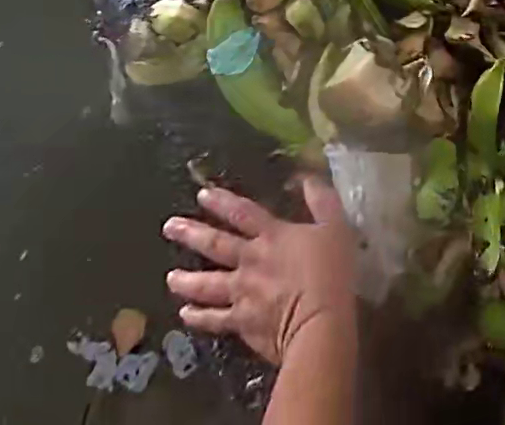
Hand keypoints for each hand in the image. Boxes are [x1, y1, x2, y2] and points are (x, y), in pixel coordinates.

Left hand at [163, 178, 356, 365]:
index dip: (222, 201)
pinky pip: (216, 319)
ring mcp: (243, 292)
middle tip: (169, 227)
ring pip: (208, 283)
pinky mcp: (242, 322)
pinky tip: (185, 314)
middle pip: (216, 244)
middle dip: (192, 233)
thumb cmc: (331, 272)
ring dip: (187, 279)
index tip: (202, 194)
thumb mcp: (335, 227)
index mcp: (272, 235)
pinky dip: (199, 317)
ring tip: (169, 277)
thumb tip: (308, 179)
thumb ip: (322, 200)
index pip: (242, 213)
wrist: (320, 324)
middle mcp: (251, 260)